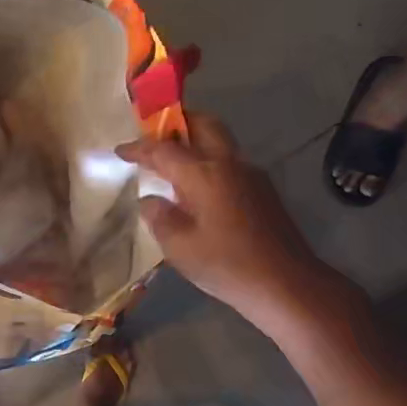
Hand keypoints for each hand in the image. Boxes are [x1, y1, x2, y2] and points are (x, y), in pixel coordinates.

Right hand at [117, 114, 325, 320]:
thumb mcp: (180, 248)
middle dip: (177, 122)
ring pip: (220, 141)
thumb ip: (160, 218)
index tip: (120, 150)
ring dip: (196, 141)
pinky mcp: (263, 191)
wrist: (286, 283)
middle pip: (203, 125)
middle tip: (154, 134)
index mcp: (205, 175)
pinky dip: (210, 161)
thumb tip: (150, 200)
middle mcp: (230, 164)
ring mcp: (251, 175)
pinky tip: (199, 189)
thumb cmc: (227, 266)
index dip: (139, 148)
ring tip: (174, 162)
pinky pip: (230, 162)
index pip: (164, 150)